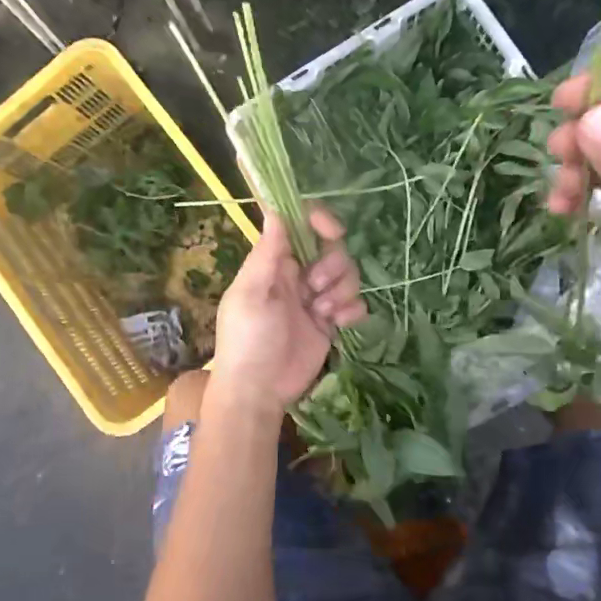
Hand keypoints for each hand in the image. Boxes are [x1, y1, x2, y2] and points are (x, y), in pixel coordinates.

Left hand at [208, 208, 366, 407]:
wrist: (259, 390)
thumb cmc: (248, 339)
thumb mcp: (252, 293)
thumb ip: (267, 254)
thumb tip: (275, 210)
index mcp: (273, 263)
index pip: (299, 225)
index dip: (318, 220)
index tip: (332, 231)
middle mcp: (296, 276)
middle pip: (330, 250)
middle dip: (333, 265)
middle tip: (317, 289)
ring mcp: (314, 300)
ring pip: (346, 275)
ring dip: (342, 290)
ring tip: (324, 313)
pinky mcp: (329, 323)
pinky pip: (353, 303)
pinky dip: (352, 310)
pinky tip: (339, 324)